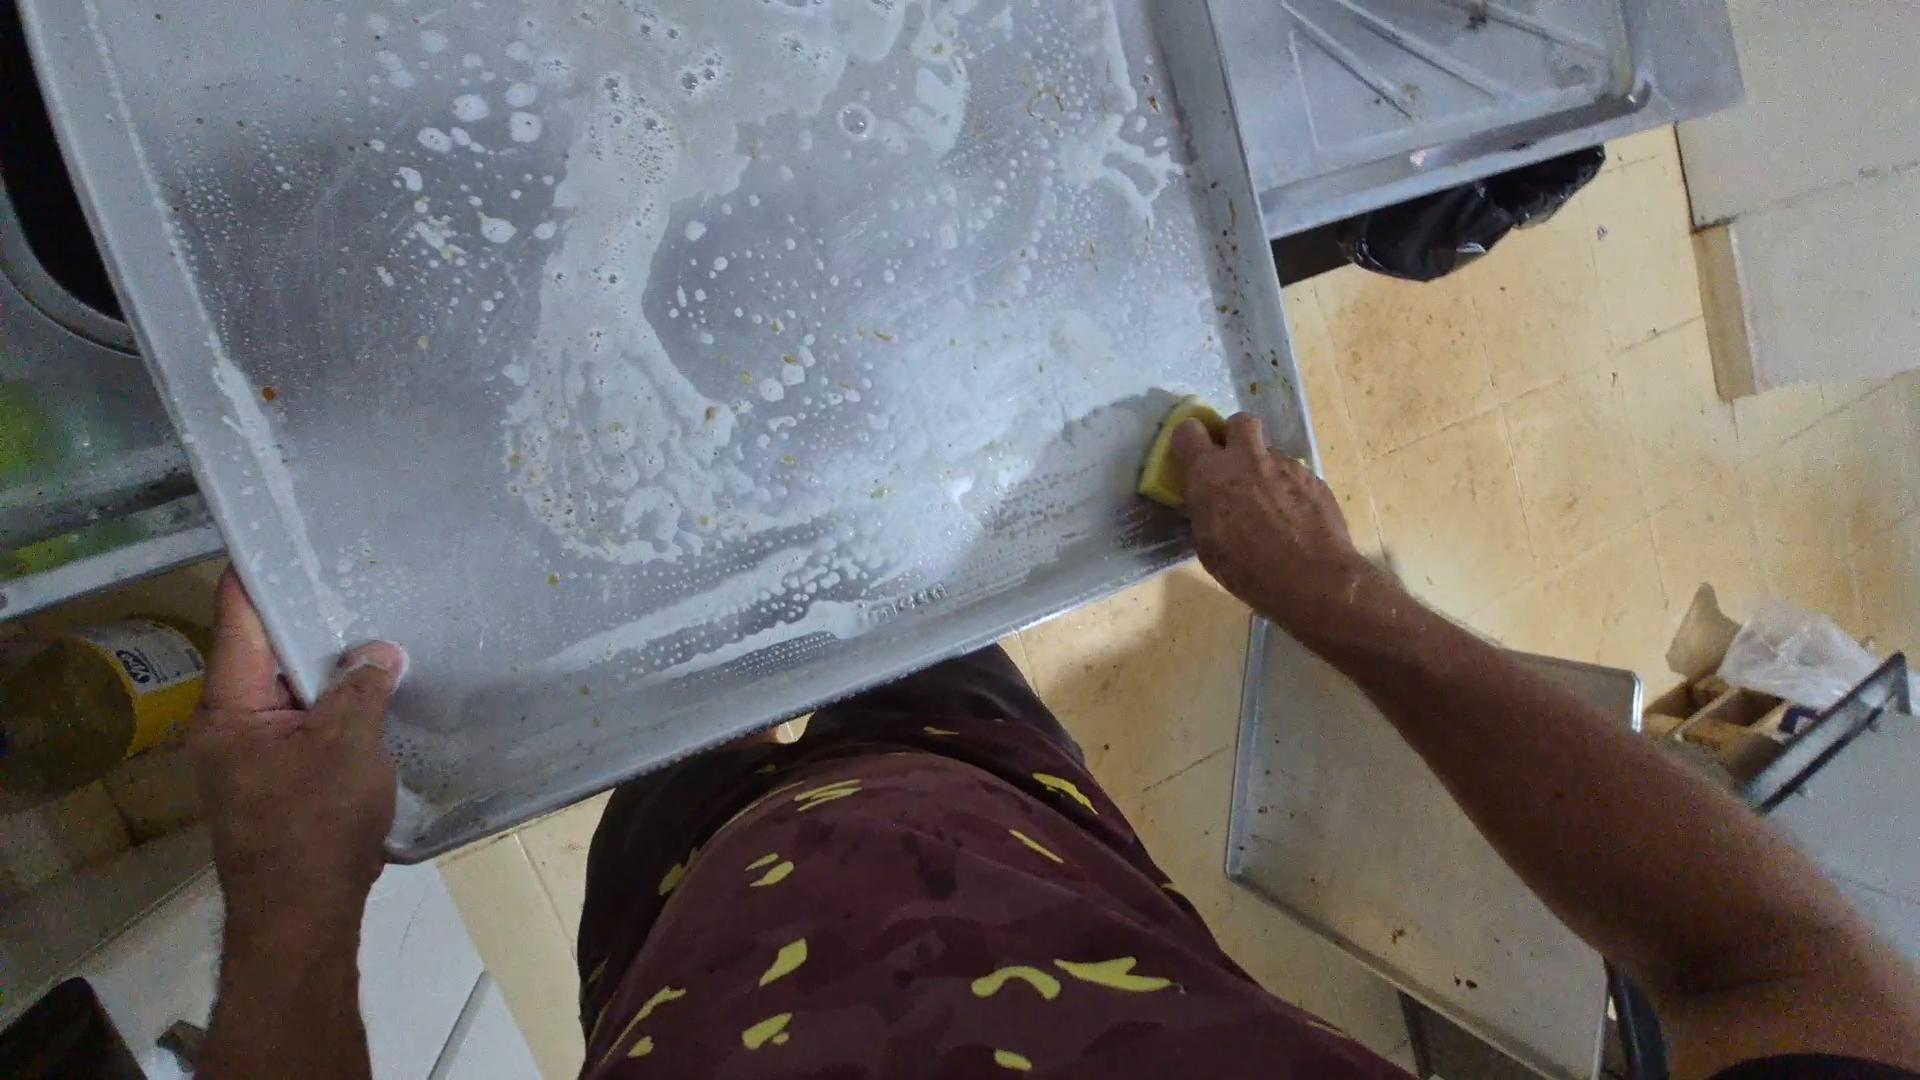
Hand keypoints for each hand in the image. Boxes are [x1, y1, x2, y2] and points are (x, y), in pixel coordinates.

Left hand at [187, 570, 405, 928]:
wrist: (308, 903)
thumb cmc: (316, 818)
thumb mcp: (346, 743)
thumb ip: (361, 688)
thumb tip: (380, 649)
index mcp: (231, 711)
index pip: (240, 629)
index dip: (255, 584)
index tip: (275, 543)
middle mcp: (238, 724)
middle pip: (271, 655)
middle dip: (314, 620)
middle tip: (359, 578)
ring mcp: (264, 749)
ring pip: (301, 688)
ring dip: (339, 662)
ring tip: (384, 623)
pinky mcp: (293, 769)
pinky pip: (319, 715)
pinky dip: (348, 696)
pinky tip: (386, 682)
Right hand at [1171, 413, 1380, 632]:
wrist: (1310, 577)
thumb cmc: (1246, 569)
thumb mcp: (1207, 544)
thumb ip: (1205, 511)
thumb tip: (1208, 503)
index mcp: (1209, 475)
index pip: (1188, 431)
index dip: (1189, 440)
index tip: (1192, 455)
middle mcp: (1246, 460)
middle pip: (1239, 422)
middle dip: (1234, 436)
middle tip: (1234, 463)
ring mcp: (1284, 465)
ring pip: (1269, 452)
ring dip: (1263, 469)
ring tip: (1269, 503)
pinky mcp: (1312, 478)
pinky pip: (1293, 474)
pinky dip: (1288, 489)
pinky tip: (1293, 518)